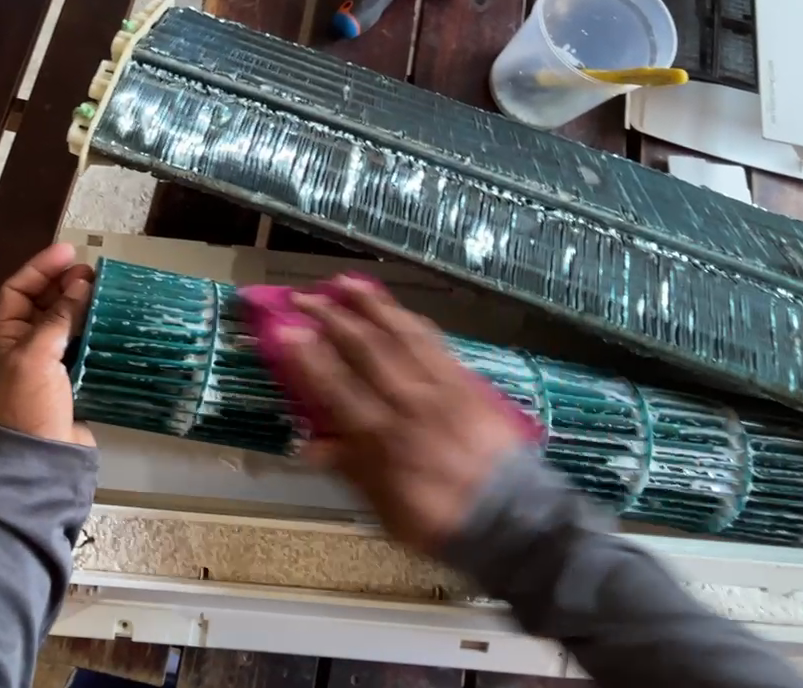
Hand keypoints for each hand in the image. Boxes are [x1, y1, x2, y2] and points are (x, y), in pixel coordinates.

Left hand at [0, 243, 96, 446]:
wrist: (36, 465)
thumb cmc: (26, 405)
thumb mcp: (36, 355)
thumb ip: (57, 318)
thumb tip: (79, 285)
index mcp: (1, 338)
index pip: (17, 290)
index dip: (41, 267)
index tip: (70, 250)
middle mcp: (19, 348)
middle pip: (39, 304)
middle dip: (62, 283)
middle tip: (92, 271)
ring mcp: (42, 367)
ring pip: (60, 324)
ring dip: (79, 305)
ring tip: (102, 291)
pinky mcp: (64, 384)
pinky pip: (76, 347)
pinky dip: (90, 331)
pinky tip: (107, 323)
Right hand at [275, 277, 522, 552]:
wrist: (515, 520)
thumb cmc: (442, 520)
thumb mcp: (388, 510)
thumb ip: (350, 471)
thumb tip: (308, 446)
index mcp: (385, 439)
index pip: (338, 388)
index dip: (309, 357)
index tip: (287, 330)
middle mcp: (411, 404)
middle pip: (366, 350)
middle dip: (331, 318)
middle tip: (304, 296)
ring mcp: (442, 388)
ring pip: (401, 336)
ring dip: (370, 306)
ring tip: (345, 282)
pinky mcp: (467, 381)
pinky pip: (435, 342)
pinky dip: (410, 320)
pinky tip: (395, 308)